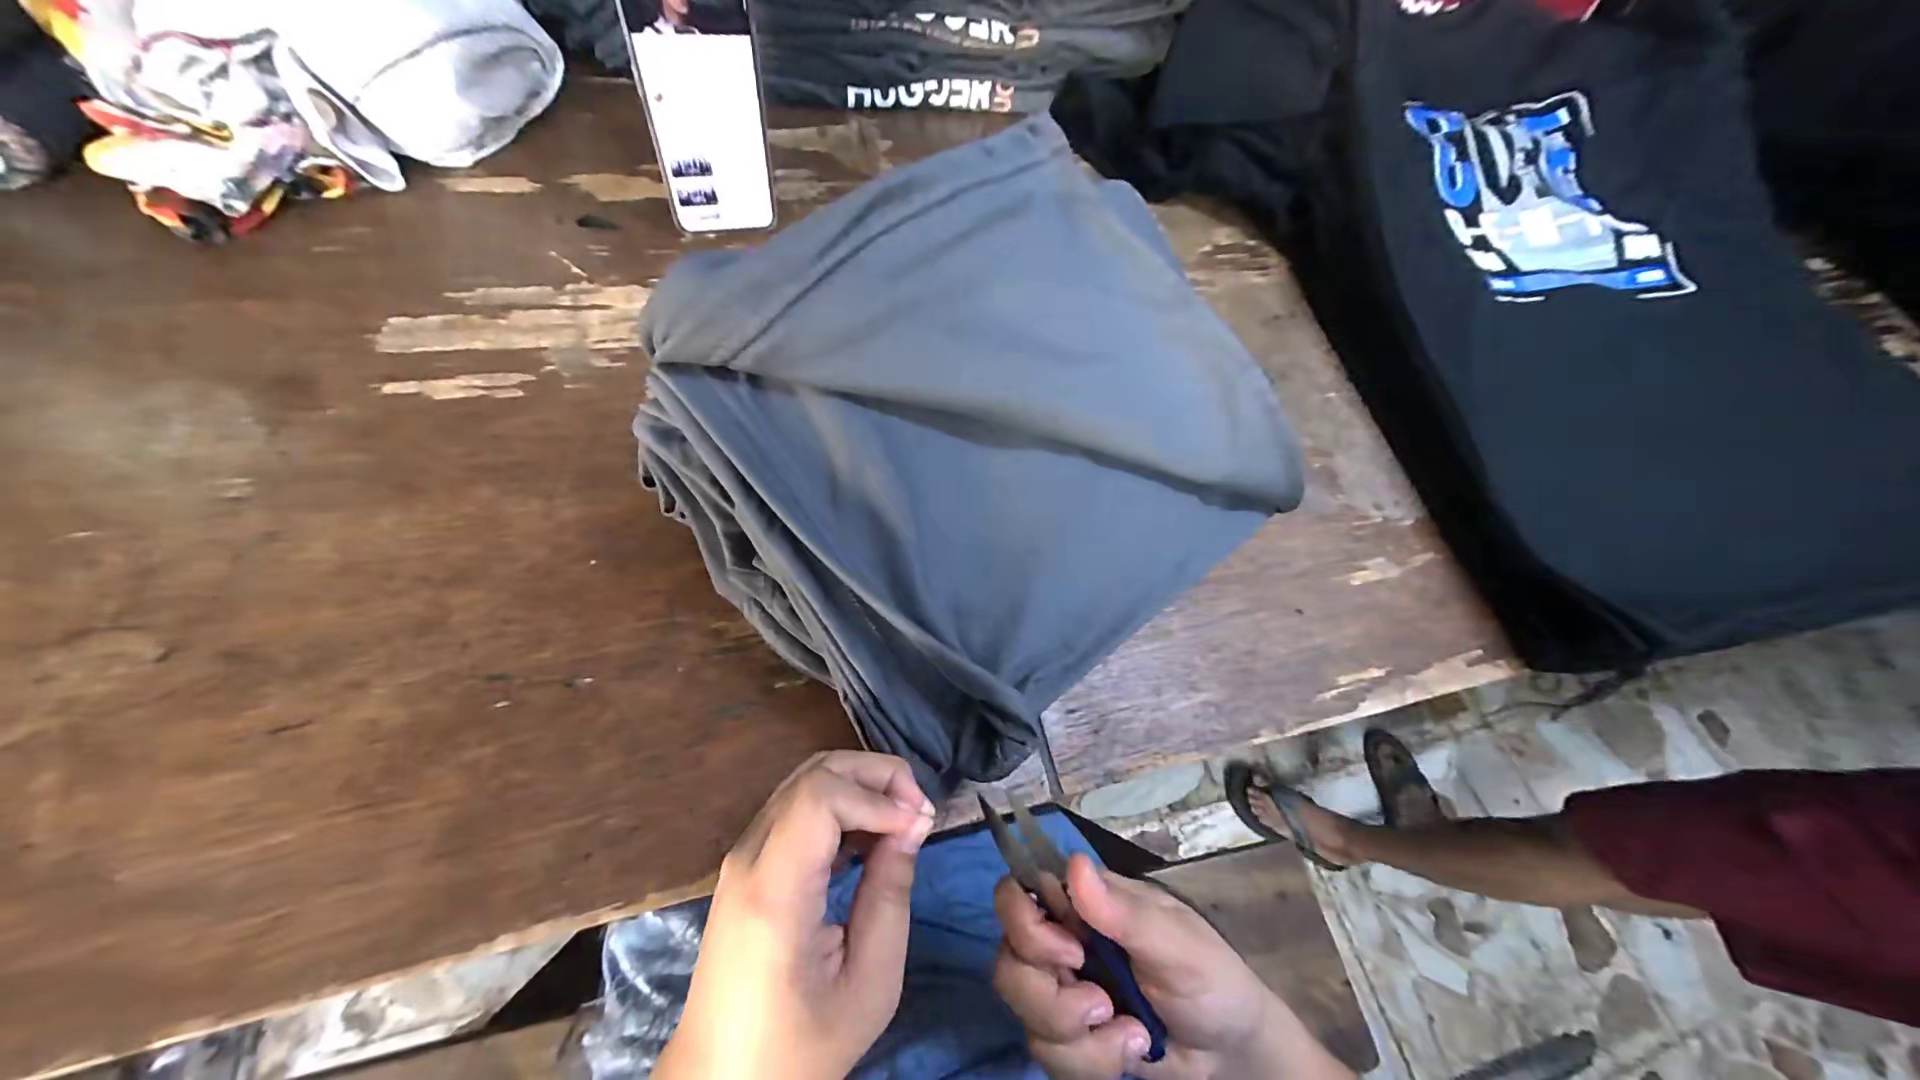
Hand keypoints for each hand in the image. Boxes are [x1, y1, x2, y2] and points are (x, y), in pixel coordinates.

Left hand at [655, 751, 935, 1079]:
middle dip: (876, 776)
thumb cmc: (799, 1045)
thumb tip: (913, 821)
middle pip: (814, 773)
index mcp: (774, 890)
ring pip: (805, 780)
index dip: (878, 794)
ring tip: (901, 819)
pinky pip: (796, 805)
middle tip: (919, 811)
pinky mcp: (747, 862)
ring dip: (860, 784)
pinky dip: (840, 801)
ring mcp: (742, 855)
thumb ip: (891, 892)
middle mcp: (749, 856)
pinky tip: (868, 834)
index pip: (821, 795)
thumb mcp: (869, 982)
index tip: (919, 824)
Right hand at [993, 855, 1352, 1079]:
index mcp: (1082, 902)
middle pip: (1008, 961)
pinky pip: (1046, 1052)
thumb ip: (1124, 912)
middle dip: (1050, 999)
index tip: (1072, 951)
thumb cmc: (1211, 979)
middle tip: (1100, 1005)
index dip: (1025, 925)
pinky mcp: (1068, 1036)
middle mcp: (1061, 939)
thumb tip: (1074, 864)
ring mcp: (1062, 989)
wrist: (1231, 1053)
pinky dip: (1091, 1062)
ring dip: (1076, 1039)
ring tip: (1132, 1037)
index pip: (1016, 893)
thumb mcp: (1177, 944)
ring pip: (1024, 1013)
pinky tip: (1129, 1051)